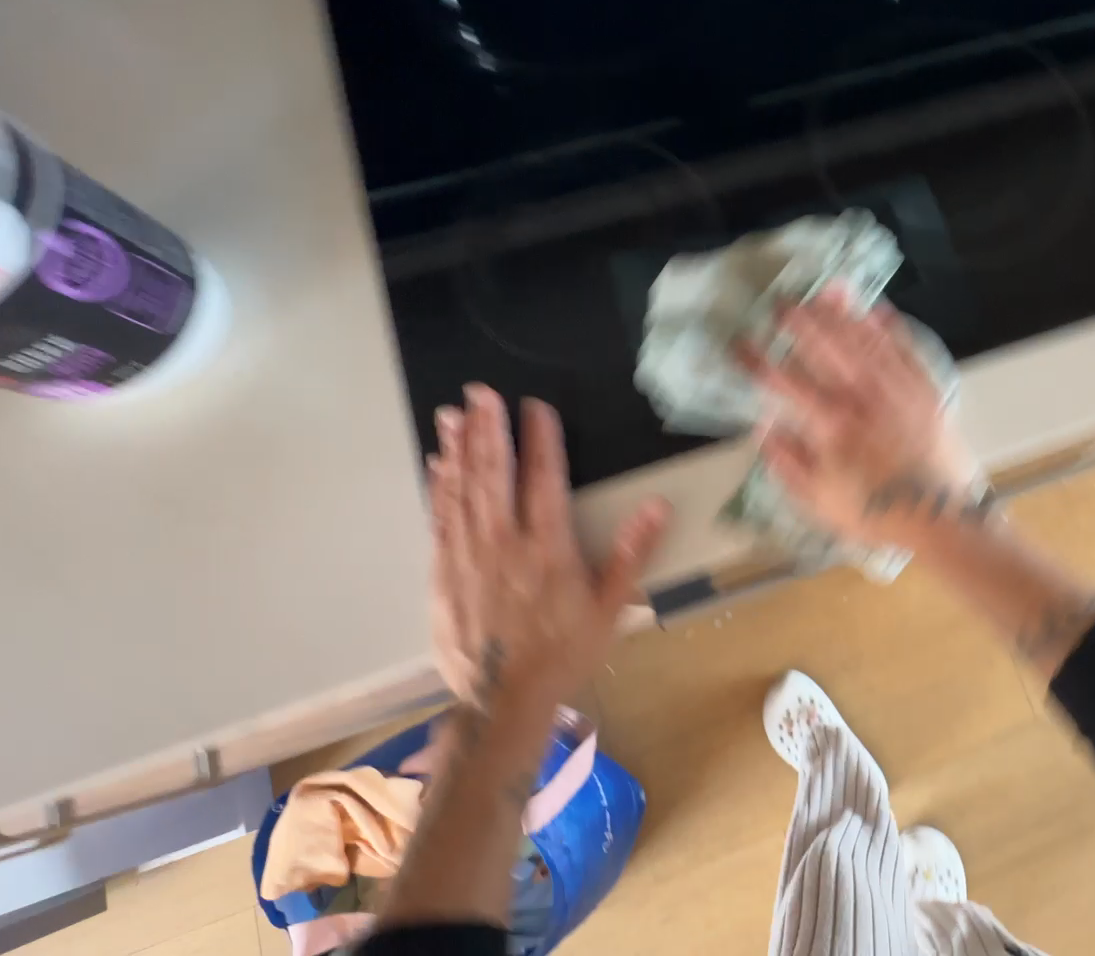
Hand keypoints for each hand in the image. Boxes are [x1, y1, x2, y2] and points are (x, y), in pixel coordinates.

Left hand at [428, 384, 670, 708]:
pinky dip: (440, 488)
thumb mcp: (610, 607)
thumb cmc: (565, 650)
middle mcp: (503, 545)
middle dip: (487, 432)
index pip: (544, 482)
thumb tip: (657, 506)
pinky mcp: (442, 573)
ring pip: (461, 493)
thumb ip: (631, 554)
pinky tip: (438, 464)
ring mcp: (467, 557)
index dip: (540, 441)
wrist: (503, 700)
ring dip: (458, 450)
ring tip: (453, 415)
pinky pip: (440, 520)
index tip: (536, 407)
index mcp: (547, 550)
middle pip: (493, 477)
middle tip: (479, 393)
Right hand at [736, 287, 985, 550]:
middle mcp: (863, 397)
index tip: (740, 344)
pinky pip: (907, 349)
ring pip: (866, 340)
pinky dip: (892, 328)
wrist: (942, 518)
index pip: (785, 382)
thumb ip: (787, 464)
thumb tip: (764, 428)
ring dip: (844, 313)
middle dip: (802, 322)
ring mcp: (898, 390)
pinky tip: (879, 310)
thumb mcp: (819, 502)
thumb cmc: (877, 514)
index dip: (758, 360)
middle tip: (783, 304)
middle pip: (827, 347)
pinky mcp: (928, 391)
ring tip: (826, 291)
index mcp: (831, 425)